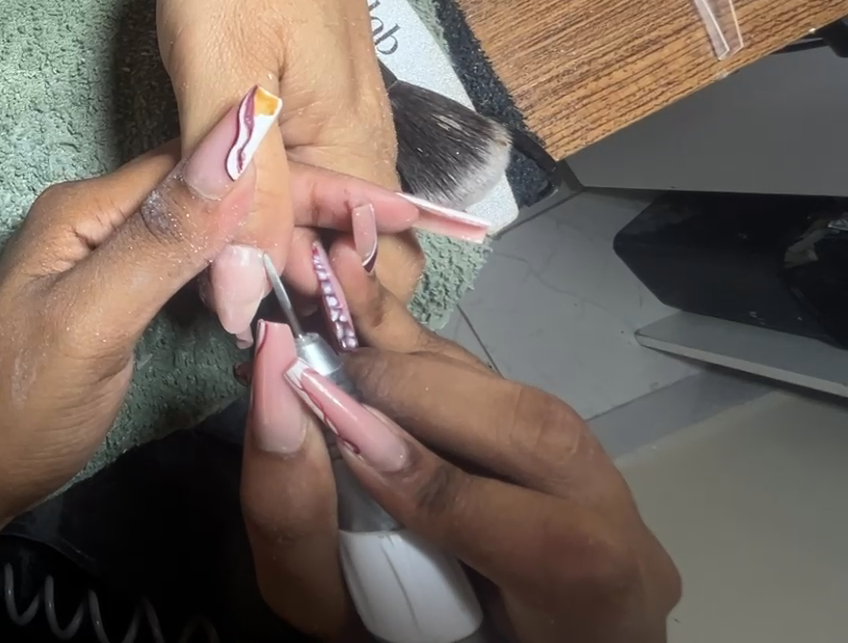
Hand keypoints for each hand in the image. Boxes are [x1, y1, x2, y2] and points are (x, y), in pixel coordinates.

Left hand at [0, 92, 437, 522]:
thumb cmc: (22, 402)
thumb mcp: (91, 318)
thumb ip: (161, 237)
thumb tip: (234, 138)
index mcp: (87, 208)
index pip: (202, 169)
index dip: (289, 178)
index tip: (384, 199)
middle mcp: (99, 217)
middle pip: (211, 191)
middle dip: (300, 201)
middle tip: (401, 223)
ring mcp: (110, 254)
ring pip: (208, 226)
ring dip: (280, 230)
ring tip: (366, 245)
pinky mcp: (121, 291)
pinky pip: (194, 262)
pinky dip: (246, 263)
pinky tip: (290, 272)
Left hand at [159, 0, 425, 336]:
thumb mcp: (228, 80)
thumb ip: (238, 189)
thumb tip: (244, 297)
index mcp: (358, 154)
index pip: (360, 274)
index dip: (304, 315)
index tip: (238, 343)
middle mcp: (357, 146)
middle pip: (335, 252)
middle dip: (283, 289)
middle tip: (210, 313)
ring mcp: (325, 119)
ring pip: (304, 215)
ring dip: (261, 250)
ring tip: (202, 280)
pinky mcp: (290, 98)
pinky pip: (281, 176)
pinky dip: (250, 205)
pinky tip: (211, 215)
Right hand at [242, 240, 679, 641]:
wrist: (434, 610)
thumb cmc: (371, 623)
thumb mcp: (319, 602)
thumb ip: (295, 516)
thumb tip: (276, 390)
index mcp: (587, 621)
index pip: (558, 549)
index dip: (441, 485)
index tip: (335, 431)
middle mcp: (613, 537)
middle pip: (543, 441)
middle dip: (416, 390)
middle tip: (314, 366)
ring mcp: (584, 475)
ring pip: (513, 393)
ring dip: (403, 346)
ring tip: (322, 292)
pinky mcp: (529, 424)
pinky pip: (473, 369)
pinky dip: (399, 326)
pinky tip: (347, 281)